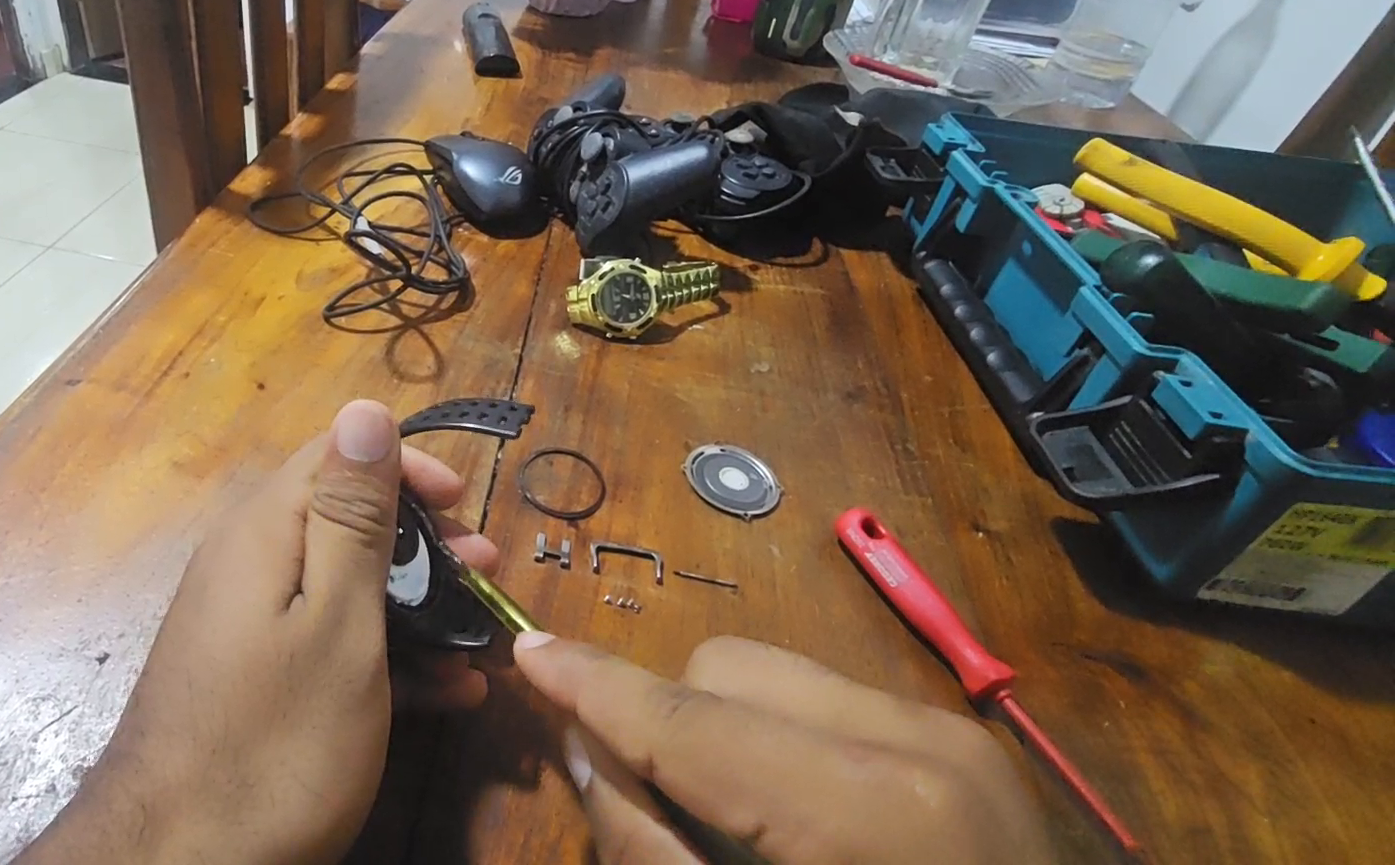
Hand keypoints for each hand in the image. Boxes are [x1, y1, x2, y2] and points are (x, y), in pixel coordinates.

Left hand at [18, 400, 498, 864]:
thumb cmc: (275, 739)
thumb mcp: (336, 620)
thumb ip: (353, 513)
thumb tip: (364, 407)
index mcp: (267, 529)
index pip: (339, 453)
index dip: (406, 466)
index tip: (461, 504)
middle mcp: (253, 560)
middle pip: (347, 516)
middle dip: (424, 538)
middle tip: (484, 571)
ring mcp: (253, 619)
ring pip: (346, 581)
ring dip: (418, 600)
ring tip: (479, 633)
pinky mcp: (259, 670)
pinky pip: (328, 634)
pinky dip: (386, 649)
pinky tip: (446, 689)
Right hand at [513, 634, 1054, 864]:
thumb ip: (655, 853)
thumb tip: (587, 743)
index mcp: (877, 806)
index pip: (690, 719)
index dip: (596, 685)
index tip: (529, 649)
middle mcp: (916, 738)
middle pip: (723, 669)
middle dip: (670, 723)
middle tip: (665, 811)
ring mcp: (950, 733)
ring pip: (767, 673)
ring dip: (720, 728)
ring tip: (742, 823)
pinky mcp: (963, 743)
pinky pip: (817, 700)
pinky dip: (775, 740)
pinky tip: (799, 821)